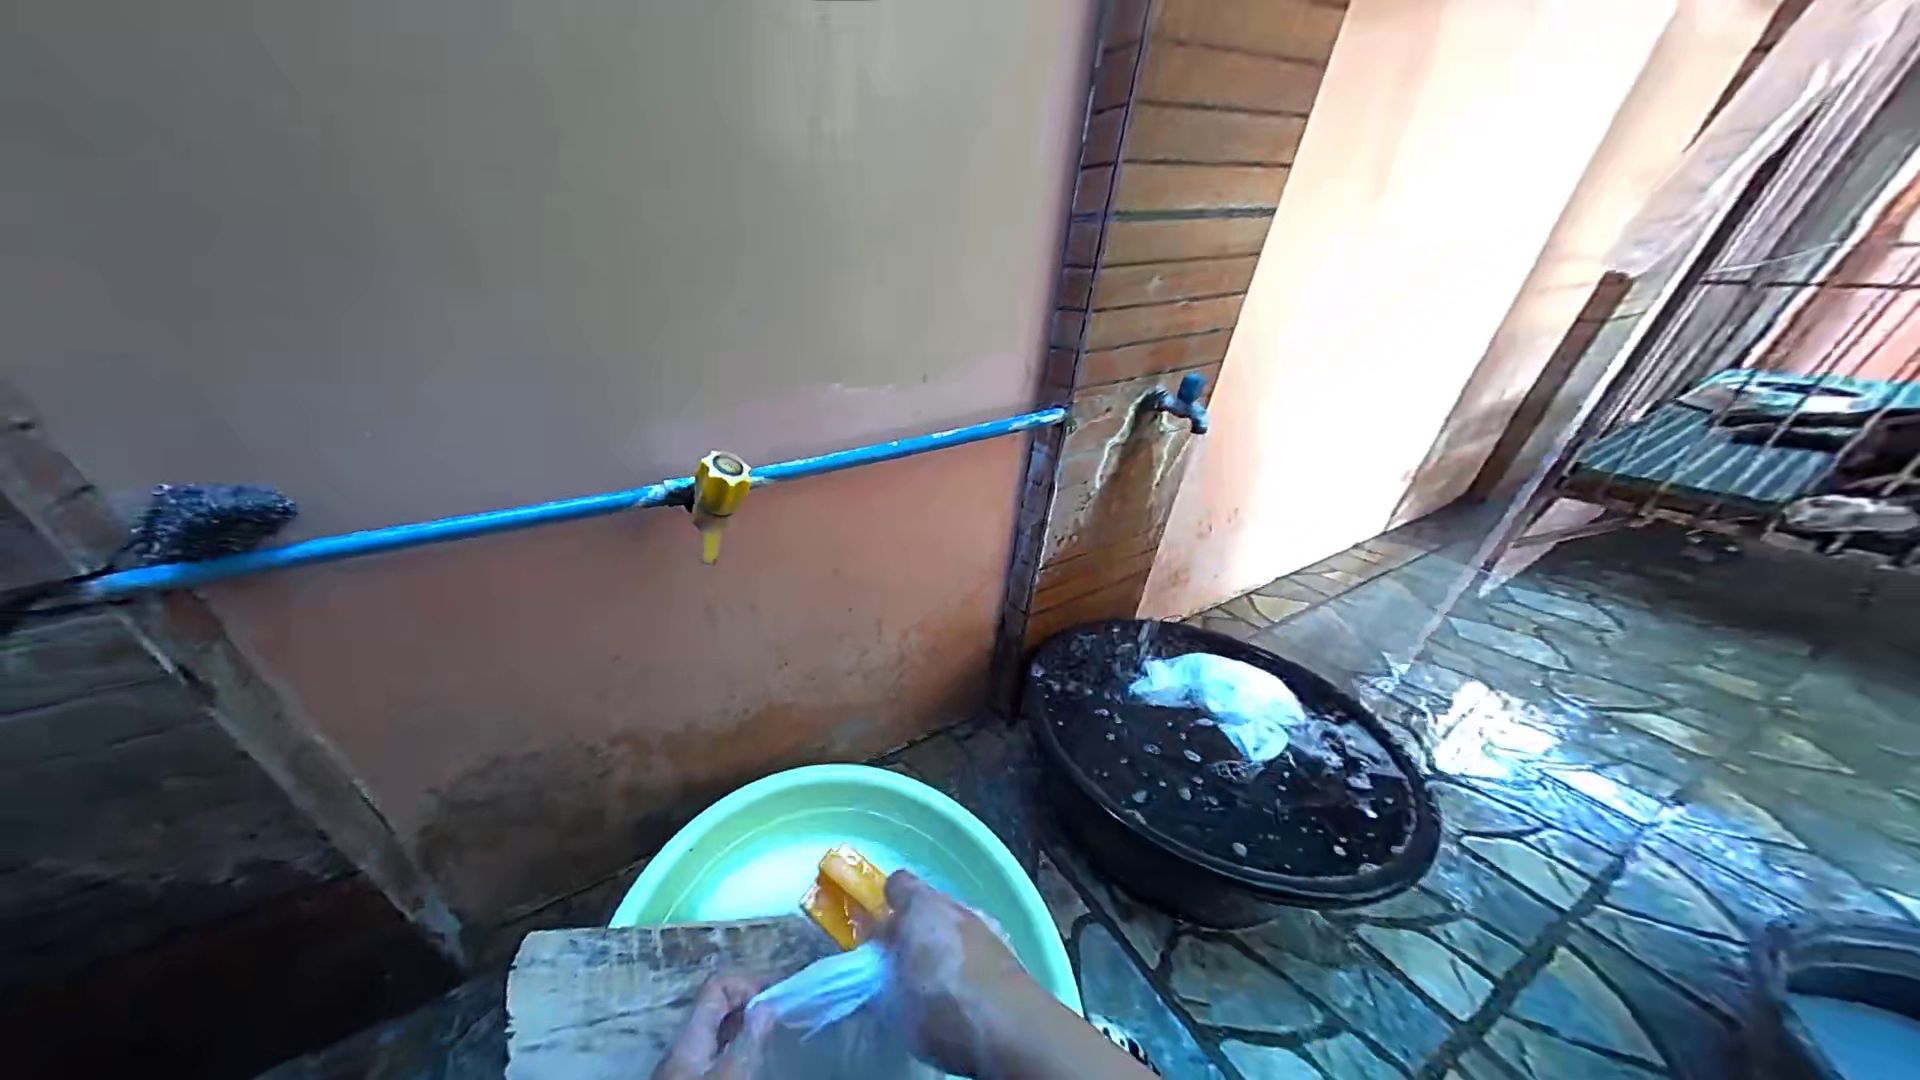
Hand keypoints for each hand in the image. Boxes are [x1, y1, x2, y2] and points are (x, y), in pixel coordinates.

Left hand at [651, 974, 771, 1079]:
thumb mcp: (727, 1076)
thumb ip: (748, 1041)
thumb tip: (768, 1003)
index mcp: (689, 1033)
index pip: (716, 985)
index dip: (744, 983)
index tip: (770, 998)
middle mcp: (683, 1043)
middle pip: (716, 1005)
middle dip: (747, 1002)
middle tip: (775, 1013)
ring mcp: (682, 1064)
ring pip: (715, 1029)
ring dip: (742, 1024)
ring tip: (767, 1033)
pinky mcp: (686, 1078)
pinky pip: (713, 1050)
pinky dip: (734, 1045)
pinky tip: (748, 1057)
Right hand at [878, 870, 1048, 1075]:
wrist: (1004, 1021)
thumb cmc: (939, 1004)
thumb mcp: (893, 999)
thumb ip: (885, 971)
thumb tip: (882, 958)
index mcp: (920, 906)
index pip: (899, 884)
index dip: (888, 902)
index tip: (879, 928)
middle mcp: (953, 902)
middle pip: (928, 902)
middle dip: (916, 924)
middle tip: (905, 957)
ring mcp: (983, 919)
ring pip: (954, 919)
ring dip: (943, 938)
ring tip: (936, 973)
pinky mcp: (1006, 942)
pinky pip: (976, 938)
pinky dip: (966, 952)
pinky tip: (964, 981)